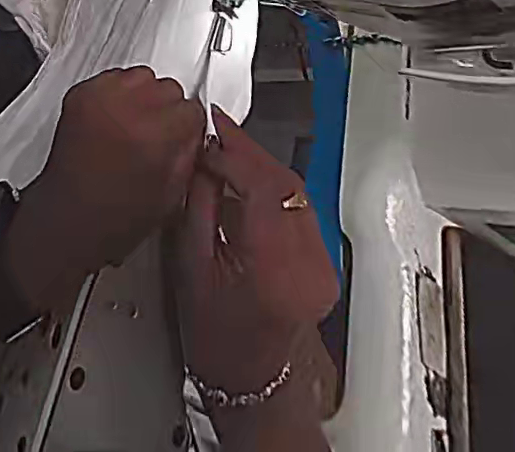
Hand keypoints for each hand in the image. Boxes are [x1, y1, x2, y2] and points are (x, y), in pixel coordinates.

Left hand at [7, 66, 203, 309]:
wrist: (66, 222)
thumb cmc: (111, 218)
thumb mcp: (171, 194)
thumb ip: (189, 153)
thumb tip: (194, 131)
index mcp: (155, 134)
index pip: (192, 107)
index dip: (189, 126)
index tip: (182, 135)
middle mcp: (128, 108)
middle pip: (169, 88)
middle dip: (167, 110)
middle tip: (156, 134)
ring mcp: (101, 98)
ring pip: (141, 77)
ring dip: (142, 97)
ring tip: (133, 125)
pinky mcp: (81, 95)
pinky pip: (112, 79)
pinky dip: (116, 95)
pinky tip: (114, 120)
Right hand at [174, 109, 338, 412]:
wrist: (252, 383)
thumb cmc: (217, 342)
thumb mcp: (191, 268)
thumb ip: (198, 206)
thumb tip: (203, 160)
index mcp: (272, 268)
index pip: (262, 184)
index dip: (236, 150)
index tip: (214, 131)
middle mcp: (306, 263)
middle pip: (283, 181)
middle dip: (248, 151)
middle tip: (219, 132)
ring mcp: (321, 262)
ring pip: (294, 189)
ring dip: (260, 166)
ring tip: (228, 153)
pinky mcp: (323, 259)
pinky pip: (299, 205)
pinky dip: (272, 187)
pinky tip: (248, 181)